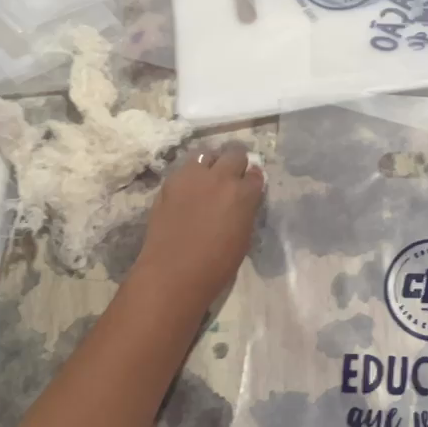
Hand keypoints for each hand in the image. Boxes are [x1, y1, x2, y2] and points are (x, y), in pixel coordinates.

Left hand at [130, 143, 263, 305]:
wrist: (173, 273)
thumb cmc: (216, 265)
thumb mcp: (244, 236)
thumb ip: (246, 210)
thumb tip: (243, 201)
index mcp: (243, 194)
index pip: (256, 174)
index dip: (253, 181)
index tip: (250, 187)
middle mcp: (221, 177)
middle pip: (235, 154)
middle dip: (237, 164)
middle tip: (233, 178)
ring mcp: (193, 177)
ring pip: (207, 153)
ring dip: (212, 162)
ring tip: (209, 177)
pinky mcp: (170, 182)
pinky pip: (185, 168)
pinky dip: (191, 174)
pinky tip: (189, 189)